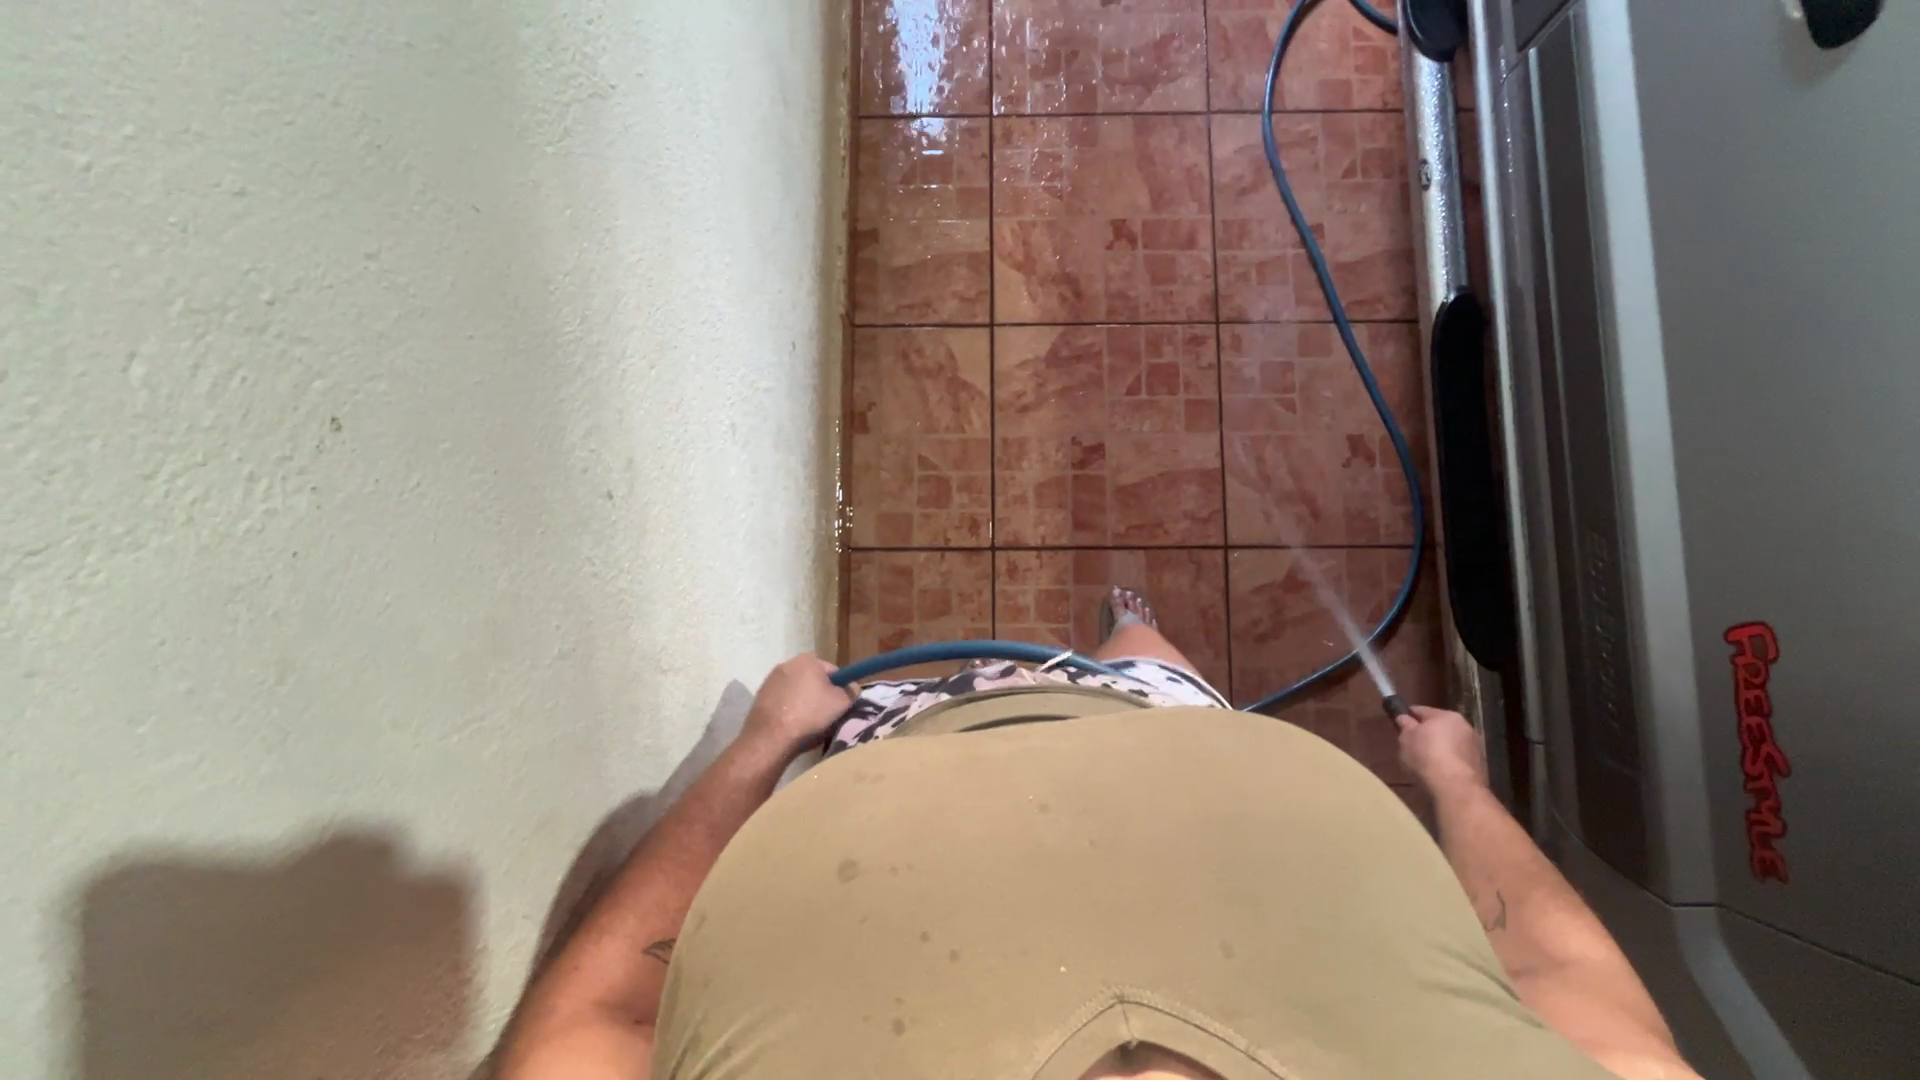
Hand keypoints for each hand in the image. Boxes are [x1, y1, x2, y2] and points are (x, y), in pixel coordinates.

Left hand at [742, 653, 857, 755]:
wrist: (770, 737)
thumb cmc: (809, 715)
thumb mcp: (841, 704)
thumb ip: (851, 691)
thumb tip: (852, 686)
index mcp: (808, 660)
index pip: (832, 670)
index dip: (840, 687)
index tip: (840, 703)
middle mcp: (787, 664)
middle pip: (813, 679)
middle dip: (820, 693)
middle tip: (826, 713)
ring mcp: (771, 680)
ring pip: (797, 690)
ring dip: (803, 701)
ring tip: (808, 723)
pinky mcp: (760, 696)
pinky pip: (783, 700)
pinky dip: (789, 709)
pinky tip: (792, 725)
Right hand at [1395, 705, 1489, 796]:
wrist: (1455, 786)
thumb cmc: (1426, 756)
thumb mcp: (1406, 739)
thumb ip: (1405, 726)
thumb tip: (1404, 718)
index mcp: (1446, 715)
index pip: (1421, 710)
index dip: (1408, 716)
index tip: (1399, 724)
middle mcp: (1464, 725)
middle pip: (1440, 725)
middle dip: (1428, 732)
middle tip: (1413, 743)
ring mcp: (1475, 745)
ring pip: (1452, 741)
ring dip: (1441, 746)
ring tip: (1426, 759)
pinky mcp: (1481, 763)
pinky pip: (1459, 756)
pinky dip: (1450, 760)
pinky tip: (1439, 770)